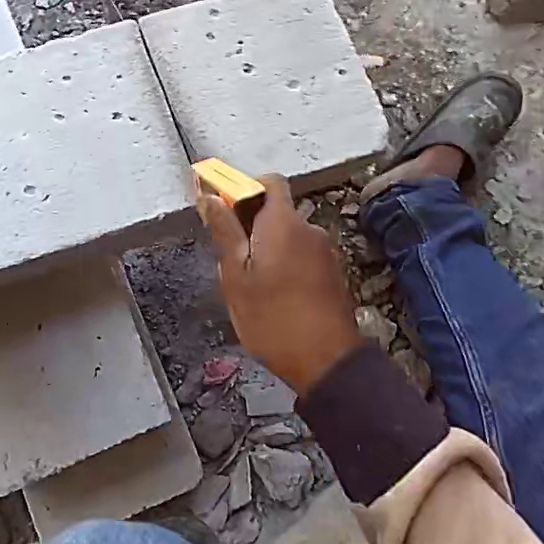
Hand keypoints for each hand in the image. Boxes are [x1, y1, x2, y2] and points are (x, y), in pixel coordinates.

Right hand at [197, 173, 360, 392]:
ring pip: (287, 238)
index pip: (268, 182)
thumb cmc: (273, 319)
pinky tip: (275, 298)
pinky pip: (302, 257)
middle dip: (251, 228)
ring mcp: (325, 252)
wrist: (326, 361)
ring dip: (267, 251)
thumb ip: (224, 232)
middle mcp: (309, 229)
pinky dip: (285, 266)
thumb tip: (210, 198)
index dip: (244, 189)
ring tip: (252, 288)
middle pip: (276, 212)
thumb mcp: (235, 277)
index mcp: (283, 223)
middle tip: (231, 262)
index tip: (224, 212)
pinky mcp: (333, 273)